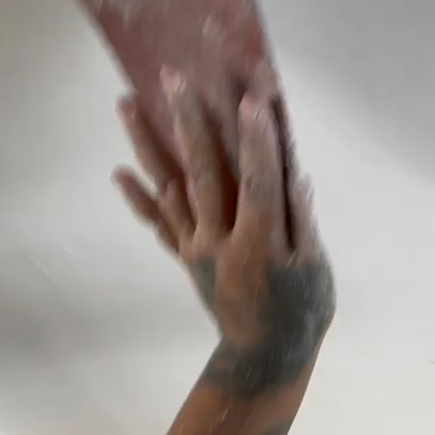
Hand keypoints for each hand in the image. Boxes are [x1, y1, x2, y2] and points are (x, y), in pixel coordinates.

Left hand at [113, 68, 335, 395]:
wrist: (265, 355)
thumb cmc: (301, 311)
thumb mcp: (314, 269)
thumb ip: (302, 221)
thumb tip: (295, 176)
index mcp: (261, 242)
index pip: (259, 181)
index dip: (257, 140)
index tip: (251, 98)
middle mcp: (221, 240)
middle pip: (204, 173)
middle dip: (190, 123)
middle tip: (174, 79)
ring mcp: (197, 249)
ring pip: (171, 190)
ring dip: (147, 146)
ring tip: (125, 104)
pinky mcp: (187, 258)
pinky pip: (159, 226)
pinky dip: (139, 200)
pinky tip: (119, 173)